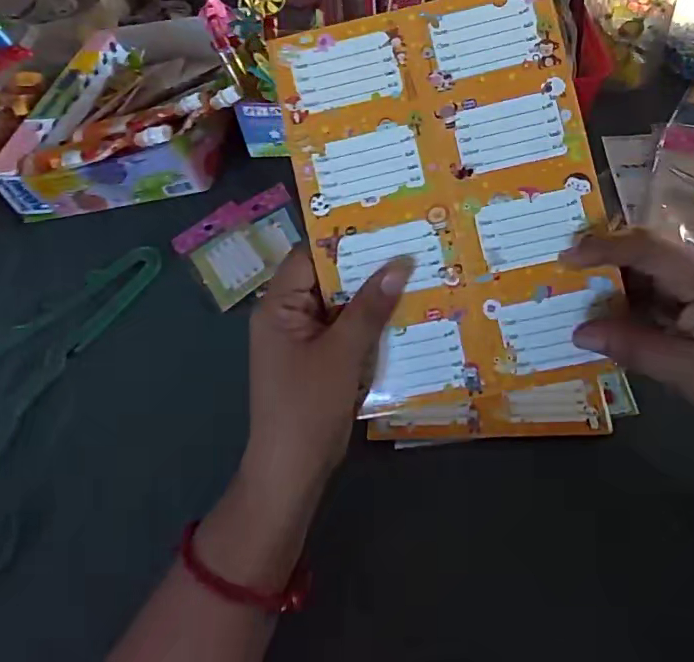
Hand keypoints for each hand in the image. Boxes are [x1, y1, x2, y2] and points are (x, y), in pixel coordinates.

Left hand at [243, 248, 411, 492]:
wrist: (292, 471)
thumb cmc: (307, 406)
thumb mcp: (343, 352)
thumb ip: (370, 307)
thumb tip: (401, 263)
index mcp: (278, 306)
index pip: (309, 256)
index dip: (343, 237)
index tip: (382, 221)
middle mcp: (289, 316)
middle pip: (329, 278)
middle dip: (366, 265)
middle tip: (409, 242)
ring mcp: (305, 338)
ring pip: (342, 303)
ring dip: (373, 293)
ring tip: (415, 269)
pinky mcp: (322, 358)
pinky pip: (348, 327)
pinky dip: (372, 320)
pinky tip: (405, 310)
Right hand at [563, 228, 693, 452]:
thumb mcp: (684, 371)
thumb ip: (631, 345)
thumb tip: (578, 331)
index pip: (644, 247)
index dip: (601, 248)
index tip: (563, 258)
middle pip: (646, 251)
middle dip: (604, 259)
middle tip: (563, 272)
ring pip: (652, 271)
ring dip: (618, 282)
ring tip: (578, 293)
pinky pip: (662, 292)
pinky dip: (635, 301)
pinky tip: (613, 314)